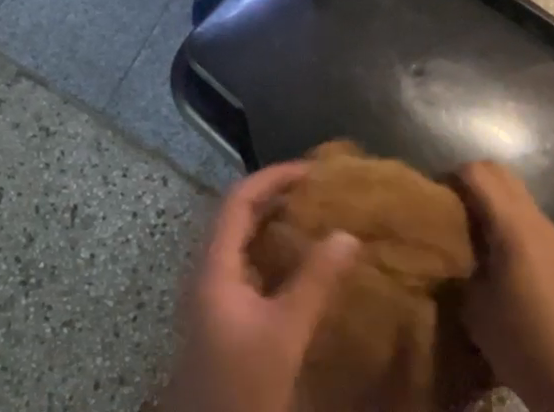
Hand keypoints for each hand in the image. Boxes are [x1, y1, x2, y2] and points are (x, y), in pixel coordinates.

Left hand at [162, 162, 359, 411]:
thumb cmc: (242, 383)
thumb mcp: (284, 333)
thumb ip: (314, 282)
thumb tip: (347, 234)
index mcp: (213, 266)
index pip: (238, 200)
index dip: (272, 178)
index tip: (312, 170)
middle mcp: (206, 272)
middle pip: (237, 216)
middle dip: (276, 197)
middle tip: (320, 191)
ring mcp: (211, 294)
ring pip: (241, 242)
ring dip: (274, 224)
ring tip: (316, 217)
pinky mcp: (221, 316)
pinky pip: (246, 266)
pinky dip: (273, 253)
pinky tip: (301, 264)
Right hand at [456, 162, 553, 411]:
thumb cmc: (519, 339)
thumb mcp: (472, 302)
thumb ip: (455, 260)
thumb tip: (442, 242)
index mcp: (514, 225)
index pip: (477, 172)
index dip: (449, 178)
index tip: (430, 201)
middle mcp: (537, 220)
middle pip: (498, 173)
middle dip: (468, 182)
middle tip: (444, 209)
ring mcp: (553, 236)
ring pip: (514, 194)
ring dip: (487, 200)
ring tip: (464, 232)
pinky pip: (526, 217)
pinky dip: (504, 219)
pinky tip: (490, 255)